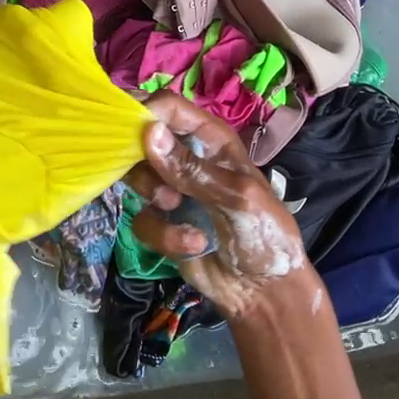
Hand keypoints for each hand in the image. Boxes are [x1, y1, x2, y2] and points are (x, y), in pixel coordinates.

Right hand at [124, 93, 314, 320]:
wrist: (266, 291)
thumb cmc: (265, 232)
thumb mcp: (236, 196)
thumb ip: (191, 168)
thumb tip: (148, 133)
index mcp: (210, 138)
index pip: (169, 106)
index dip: (147, 113)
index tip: (132, 136)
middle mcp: (187, 156)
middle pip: (142, 140)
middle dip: (145, 164)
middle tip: (161, 187)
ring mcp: (172, 189)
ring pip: (136, 178)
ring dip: (154, 198)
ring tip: (177, 211)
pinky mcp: (163, 223)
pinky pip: (142, 219)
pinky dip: (164, 235)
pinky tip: (193, 245)